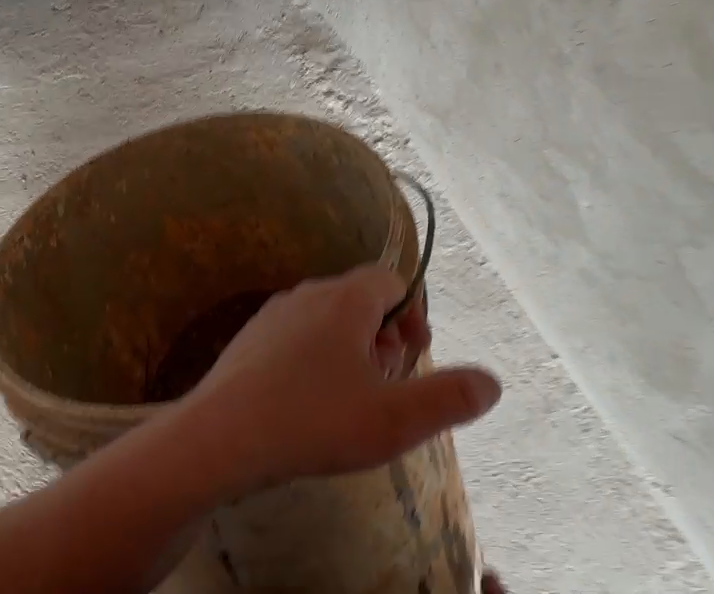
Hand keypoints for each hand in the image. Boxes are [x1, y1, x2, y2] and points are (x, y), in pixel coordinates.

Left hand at [174, 265, 501, 494]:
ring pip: (325, 319)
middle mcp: (306, 294)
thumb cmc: (315, 420)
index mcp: (344, 299)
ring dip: (350, 350)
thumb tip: (491, 381)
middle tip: (387, 383)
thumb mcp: (397, 418)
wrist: (222, 434)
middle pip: (358, 299)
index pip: (390, 280)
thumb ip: (450, 397)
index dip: (413, 313)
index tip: (415, 356)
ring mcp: (271, 315)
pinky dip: (315, 359)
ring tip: (353, 399)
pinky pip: (295, 337)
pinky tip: (310, 404)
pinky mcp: (247, 340)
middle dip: (383, 336)